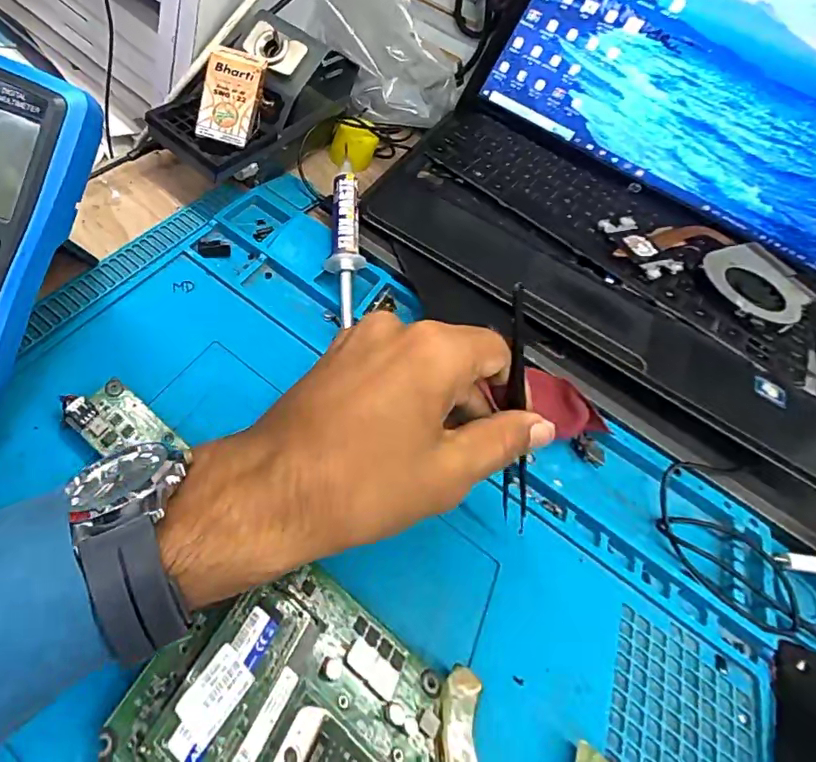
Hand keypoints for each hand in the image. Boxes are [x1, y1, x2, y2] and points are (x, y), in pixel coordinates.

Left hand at [155, 312, 554, 606]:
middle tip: (462, 453)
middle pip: (456, 353)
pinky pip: (386, 362)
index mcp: (432, 346)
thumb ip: (502, 440)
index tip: (504, 432)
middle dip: (469, 399)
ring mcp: (360, 336)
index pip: (494, 352)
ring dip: (434, 397)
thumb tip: (541, 424)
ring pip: (420, 360)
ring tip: (420, 451)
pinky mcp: (335, 352)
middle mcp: (396, 327)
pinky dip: (401, 390)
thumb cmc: (367, 485)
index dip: (508, 392)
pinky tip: (388, 434)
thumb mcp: (448, 471)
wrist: (274, 488)